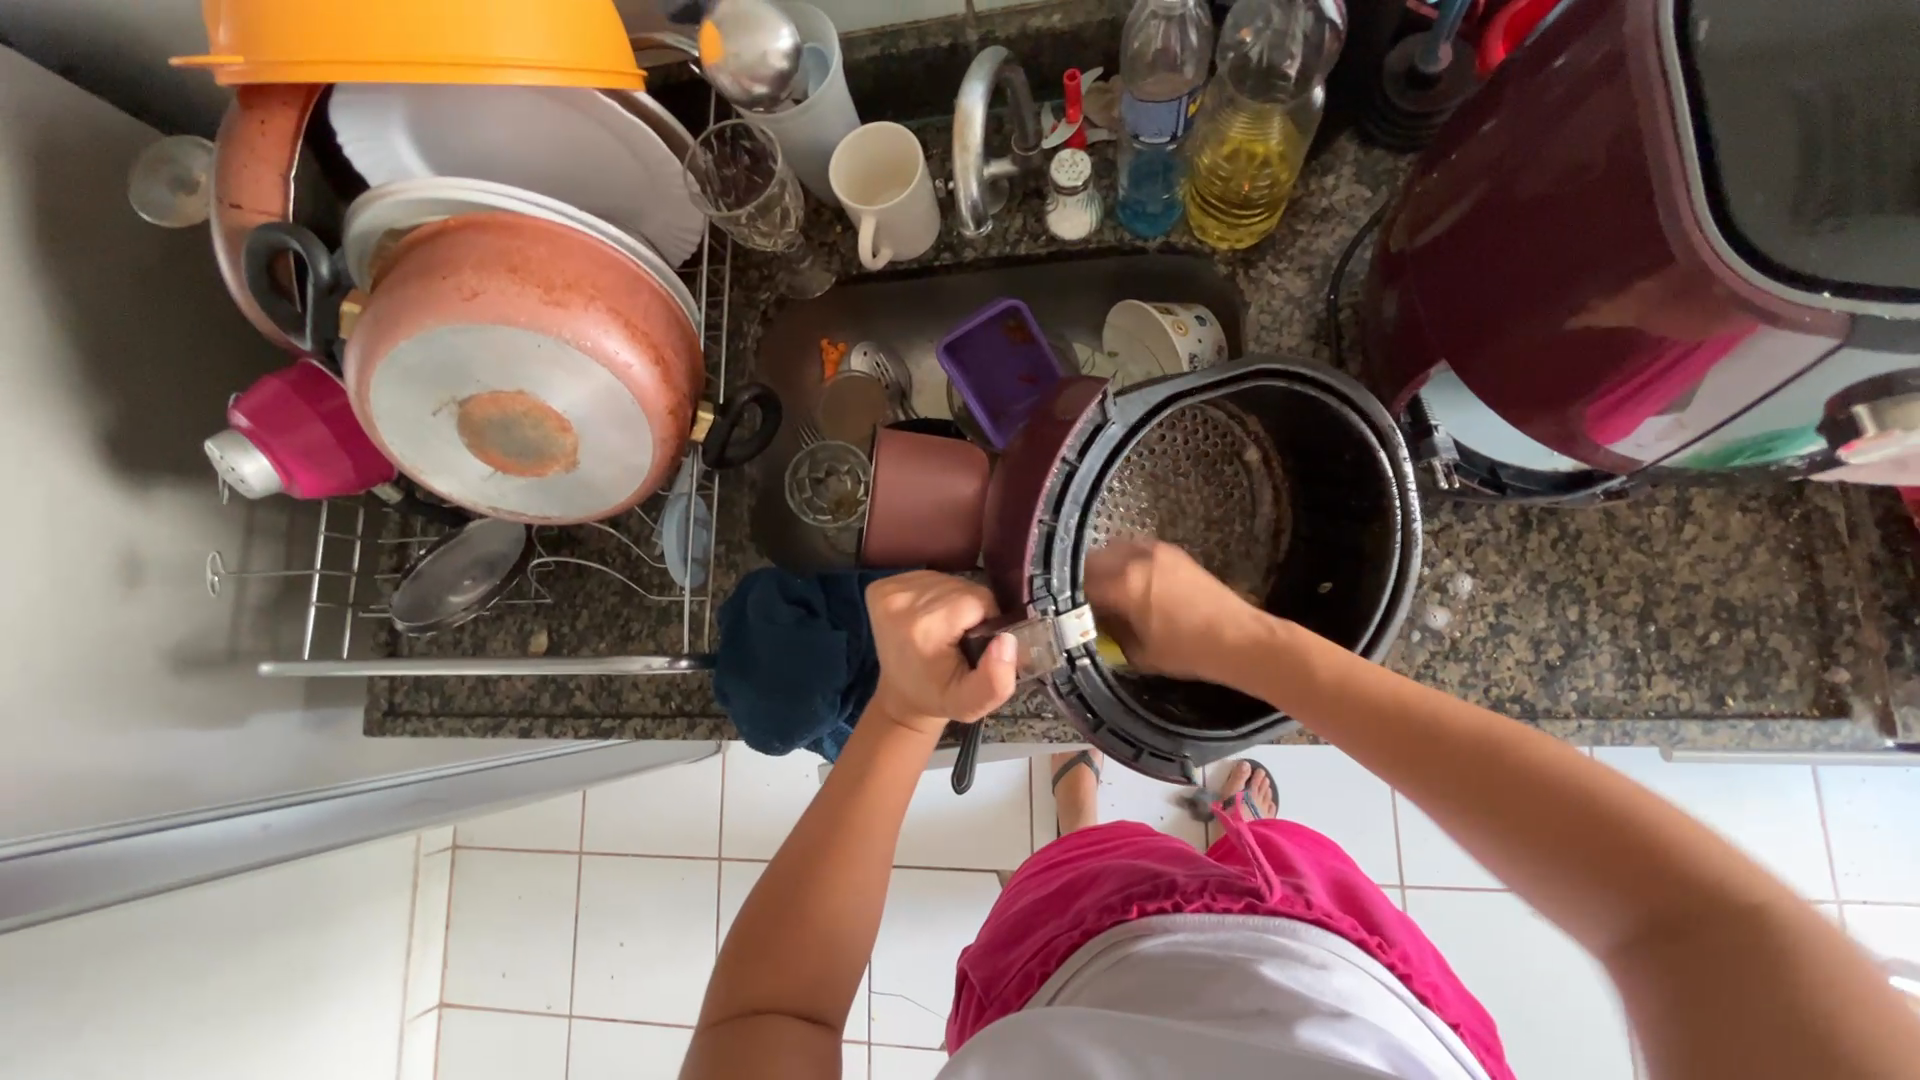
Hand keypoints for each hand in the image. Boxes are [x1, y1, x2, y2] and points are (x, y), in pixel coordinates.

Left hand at [865, 572, 1017, 736]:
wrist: (902, 692)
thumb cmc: (940, 695)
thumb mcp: (973, 702)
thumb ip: (996, 681)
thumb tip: (1007, 639)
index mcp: (923, 628)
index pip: (977, 600)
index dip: (986, 618)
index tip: (975, 642)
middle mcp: (900, 602)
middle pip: (961, 586)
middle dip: (970, 610)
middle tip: (959, 638)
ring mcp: (887, 591)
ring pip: (947, 579)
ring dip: (953, 601)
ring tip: (944, 629)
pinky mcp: (880, 586)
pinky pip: (928, 578)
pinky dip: (936, 595)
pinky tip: (928, 618)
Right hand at [1084, 539, 1267, 682]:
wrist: (1238, 638)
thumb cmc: (1187, 651)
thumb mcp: (1139, 652)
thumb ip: (1111, 635)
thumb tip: (1096, 625)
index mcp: (1123, 584)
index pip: (1080, 584)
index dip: (1072, 600)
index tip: (1071, 613)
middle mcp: (1135, 559)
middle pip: (1093, 561)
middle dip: (1085, 580)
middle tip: (1086, 602)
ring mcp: (1156, 552)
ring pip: (1114, 550)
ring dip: (1106, 567)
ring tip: (1109, 591)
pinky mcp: (1173, 553)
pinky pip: (1137, 550)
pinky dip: (1127, 562)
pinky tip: (1133, 583)